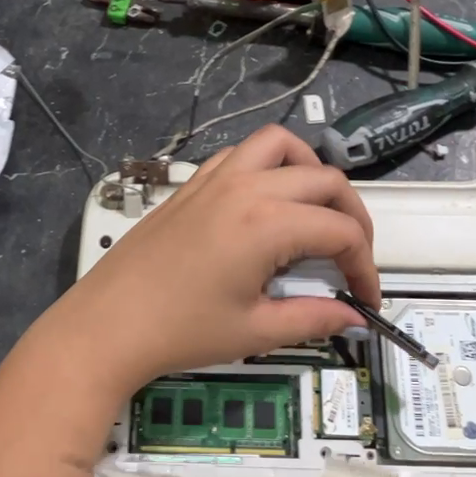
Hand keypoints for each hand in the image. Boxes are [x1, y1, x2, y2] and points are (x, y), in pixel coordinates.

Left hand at [44, 125, 377, 393]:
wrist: (110, 322)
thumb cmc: (182, 329)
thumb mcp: (256, 330)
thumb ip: (314, 318)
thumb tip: (354, 318)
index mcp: (268, 223)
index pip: (342, 231)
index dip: (366, 266)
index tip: (366, 300)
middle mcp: (248, 186)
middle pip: (325, 180)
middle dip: (352, 216)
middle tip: (352, 259)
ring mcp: (217, 177)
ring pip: (282, 145)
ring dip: (311, 171)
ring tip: (316, 211)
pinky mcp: (193, 182)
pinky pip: (242, 153)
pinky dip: (268, 165)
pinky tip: (266, 202)